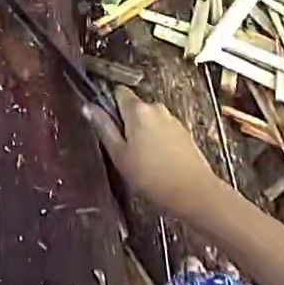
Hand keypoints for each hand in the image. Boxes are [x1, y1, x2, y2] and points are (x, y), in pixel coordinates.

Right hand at [86, 87, 223, 217]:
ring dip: (143, 133)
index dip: (110, 105)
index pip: (118, 91)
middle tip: (125, 150)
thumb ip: (104, 127)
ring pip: (149, 120)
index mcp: (137, 109)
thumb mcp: (119, 155)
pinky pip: (163, 130)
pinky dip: (158, 141)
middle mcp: (156, 107)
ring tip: (143, 162)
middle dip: (127, 123)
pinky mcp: (184, 132)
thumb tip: (88, 107)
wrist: (195, 193)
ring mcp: (172, 119)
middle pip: (134, 107)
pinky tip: (159, 164)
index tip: (109, 126)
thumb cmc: (151, 176)